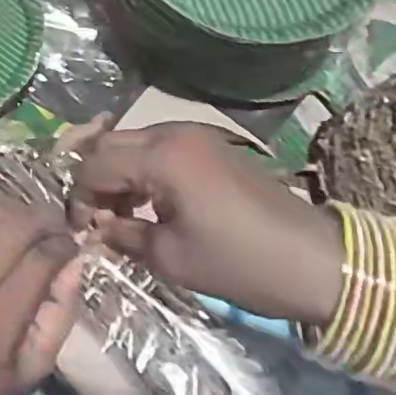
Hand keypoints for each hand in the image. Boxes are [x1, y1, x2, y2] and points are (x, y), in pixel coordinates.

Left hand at [0, 199, 84, 394]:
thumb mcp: (32, 371)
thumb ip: (58, 316)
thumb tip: (76, 263)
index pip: (40, 259)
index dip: (65, 246)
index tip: (77, 248)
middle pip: (16, 224)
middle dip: (47, 220)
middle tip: (62, 231)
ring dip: (21, 213)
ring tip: (37, 229)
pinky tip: (7, 235)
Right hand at [66, 122, 342, 323]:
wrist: (316, 261)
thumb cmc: (239, 262)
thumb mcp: (171, 257)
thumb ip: (122, 234)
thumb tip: (96, 229)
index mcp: (162, 156)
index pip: (94, 165)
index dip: (79, 198)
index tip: (82, 232)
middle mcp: (173, 132)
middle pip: (108, 144)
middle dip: (93, 180)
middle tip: (95, 219)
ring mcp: (194, 135)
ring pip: (131, 143)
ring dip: (116, 174)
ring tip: (119, 215)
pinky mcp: (209, 145)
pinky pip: (157, 149)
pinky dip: (140, 170)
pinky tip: (146, 203)